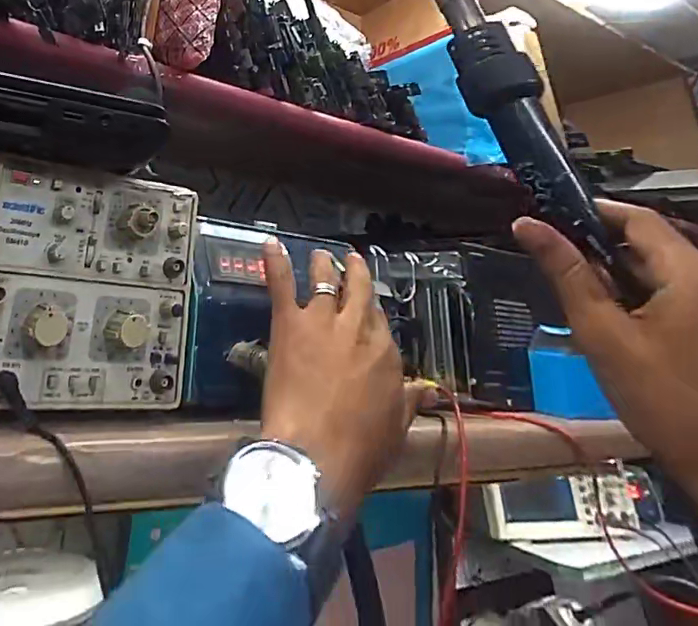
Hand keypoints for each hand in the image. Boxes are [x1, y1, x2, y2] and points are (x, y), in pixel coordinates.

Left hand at [258, 241, 421, 522]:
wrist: (316, 454)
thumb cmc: (359, 450)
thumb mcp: (395, 428)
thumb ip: (409, 400)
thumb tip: (426, 388)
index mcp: (384, 351)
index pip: (379, 318)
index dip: (370, 310)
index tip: (365, 305)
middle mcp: (356, 327)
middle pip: (357, 289)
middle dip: (355, 272)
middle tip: (351, 260)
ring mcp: (322, 321)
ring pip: (324, 279)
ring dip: (322, 264)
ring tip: (320, 254)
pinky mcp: (290, 323)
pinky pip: (281, 284)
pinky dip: (274, 262)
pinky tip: (270, 243)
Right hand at [515, 202, 697, 625]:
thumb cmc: (671, 409)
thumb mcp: (605, 339)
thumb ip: (568, 274)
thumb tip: (527, 223)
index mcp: (696, 275)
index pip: (640, 219)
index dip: (596, 212)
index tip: (558, 220)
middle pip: (662, 253)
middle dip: (615, 262)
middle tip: (577, 289)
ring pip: (685, 285)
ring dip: (644, 292)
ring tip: (612, 329)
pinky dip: (675, 315)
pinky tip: (658, 355)